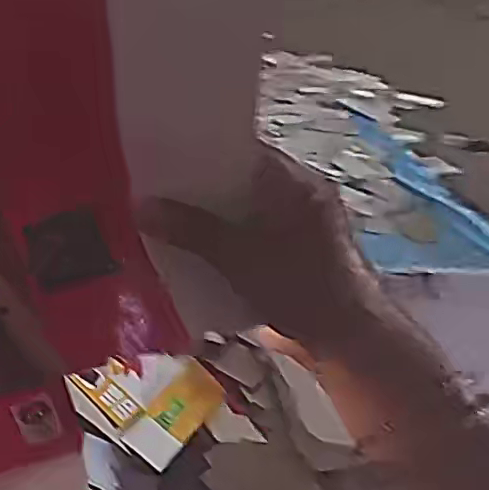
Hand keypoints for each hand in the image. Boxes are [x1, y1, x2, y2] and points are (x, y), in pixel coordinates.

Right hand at [137, 142, 388, 351]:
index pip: (245, 151)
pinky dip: (227, 234)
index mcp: (296, 183)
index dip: (204, 153)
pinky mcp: (299, 250)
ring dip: (213, 214)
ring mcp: (304, 223)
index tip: (167, 159)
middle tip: (160, 190)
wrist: (348, 338)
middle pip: (242, 181)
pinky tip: (201, 246)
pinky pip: (253, 230)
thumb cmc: (298, 287)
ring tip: (171, 216)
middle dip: (201, 188)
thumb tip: (140, 207)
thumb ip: (190, 230)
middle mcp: (304, 195)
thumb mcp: (237, 257)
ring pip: (246, 208)